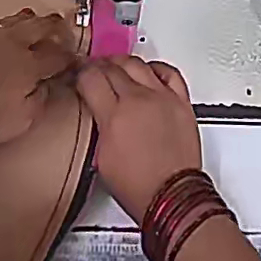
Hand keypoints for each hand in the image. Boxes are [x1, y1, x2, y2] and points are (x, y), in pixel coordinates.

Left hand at [0, 10, 77, 157]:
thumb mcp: (20, 121)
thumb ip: (39, 101)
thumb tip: (46, 89)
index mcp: (32, 65)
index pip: (59, 56)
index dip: (70, 58)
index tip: (74, 60)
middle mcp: (13, 43)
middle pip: (42, 27)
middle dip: (56, 28)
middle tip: (63, 29)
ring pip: (16, 18)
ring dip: (30, 19)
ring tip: (35, 21)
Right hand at [76, 56, 202, 219]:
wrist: (171, 196)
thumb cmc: (139, 186)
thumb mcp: (101, 158)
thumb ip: (99, 125)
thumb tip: (97, 110)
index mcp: (114, 116)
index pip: (91, 77)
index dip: (81, 74)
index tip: (79, 76)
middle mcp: (138, 101)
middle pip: (113, 67)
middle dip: (98, 67)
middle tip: (94, 72)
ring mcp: (162, 99)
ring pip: (138, 64)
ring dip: (123, 63)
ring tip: (118, 68)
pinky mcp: (181, 102)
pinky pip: (169, 73)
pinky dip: (156, 68)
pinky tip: (150, 71)